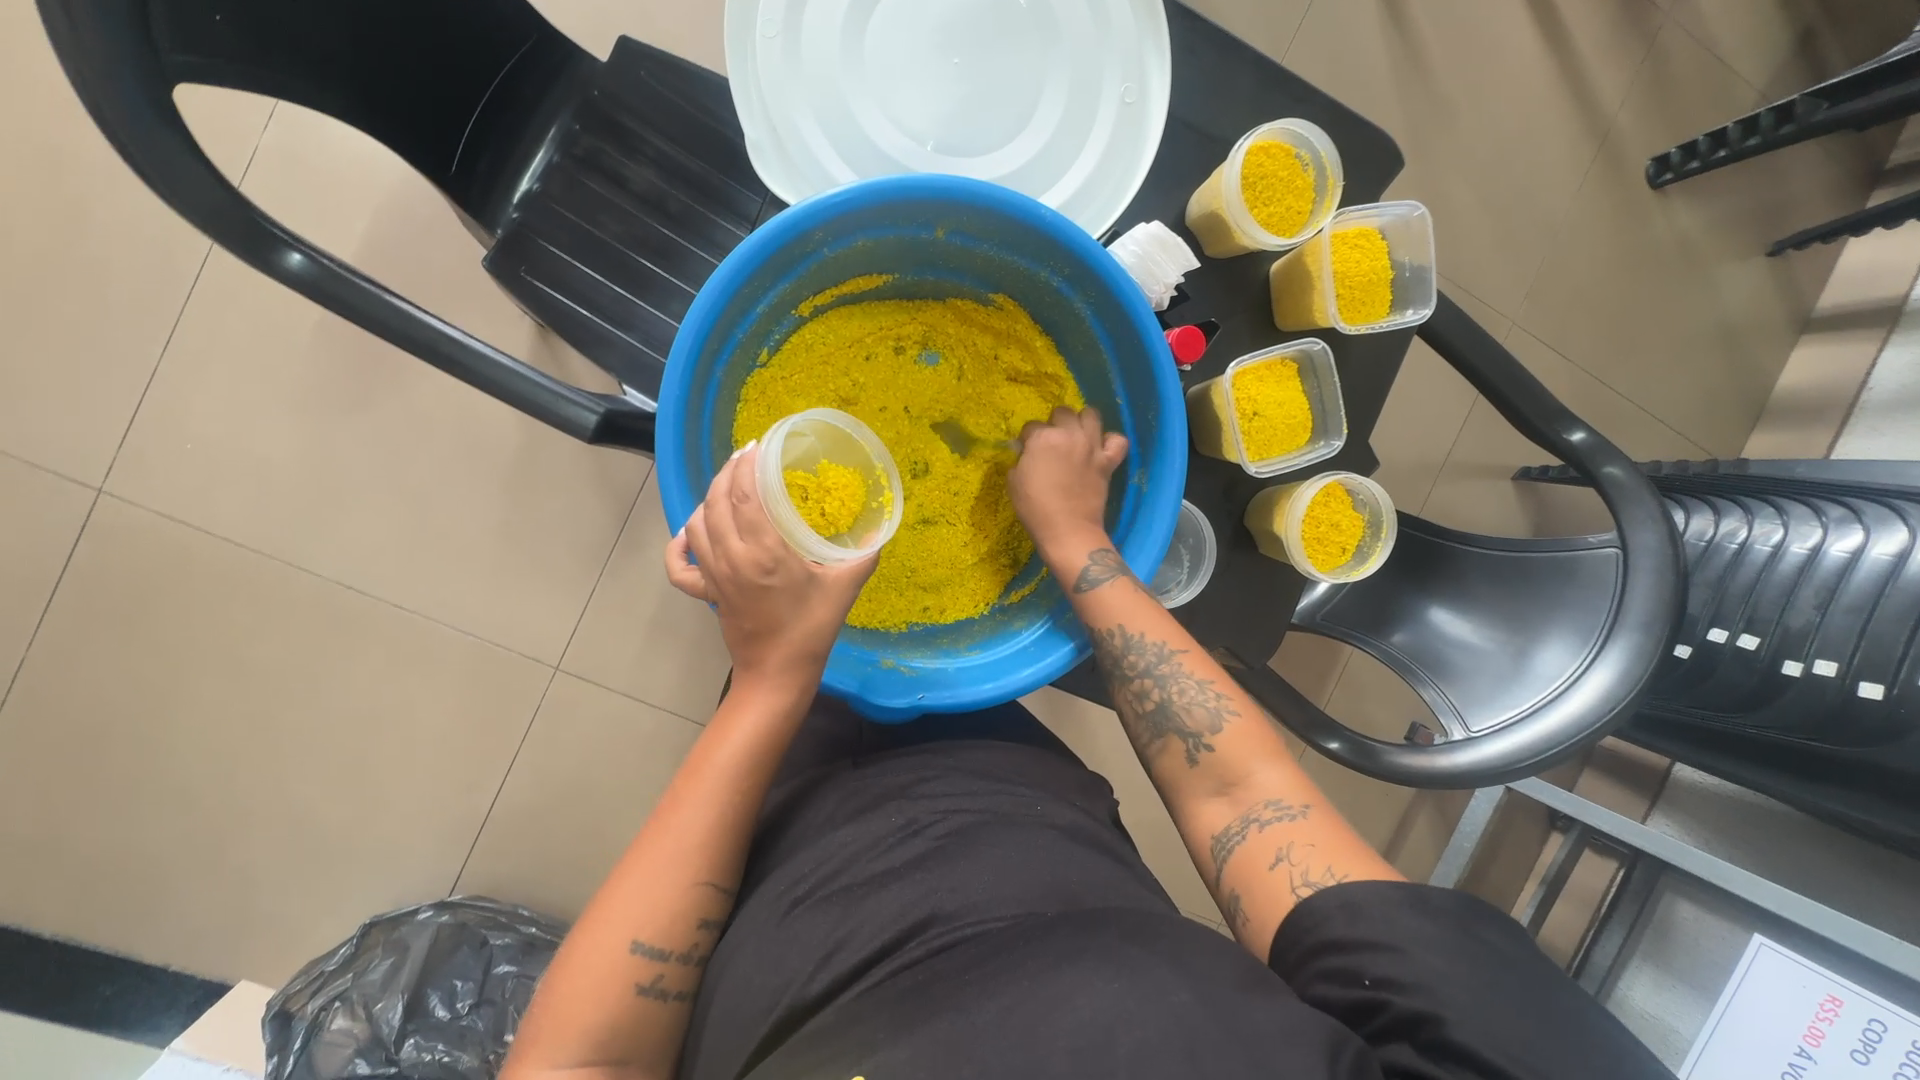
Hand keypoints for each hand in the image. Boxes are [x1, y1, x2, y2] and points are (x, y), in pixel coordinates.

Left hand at [664, 443, 877, 694]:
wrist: (778, 673)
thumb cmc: (812, 629)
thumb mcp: (845, 587)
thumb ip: (864, 553)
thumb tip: (882, 525)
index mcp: (765, 551)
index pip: (746, 494)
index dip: (747, 464)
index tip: (758, 446)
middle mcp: (732, 557)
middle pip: (717, 501)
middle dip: (729, 472)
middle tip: (746, 457)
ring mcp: (714, 576)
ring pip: (696, 523)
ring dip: (709, 499)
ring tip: (729, 486)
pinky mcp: (706, 593)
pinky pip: (680, 566)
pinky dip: (679, 545)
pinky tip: (690, 533)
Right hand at [1010, 406, 1128, 561]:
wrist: (1067, 529)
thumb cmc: (1034, 508)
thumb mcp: (1013, 482)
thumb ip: (1020, 460)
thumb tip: (1025, 454)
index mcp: (1042, 438)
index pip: (1031, 426)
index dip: (1028, 438)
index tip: (1027, 451)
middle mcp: (1069, 435)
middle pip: (1063, 412)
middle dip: (1055, 423)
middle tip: (1052, 442)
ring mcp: (1092, 446)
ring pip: (1091, 414)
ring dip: (1082, 421)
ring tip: (1077, 436)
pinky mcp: (1108, 461)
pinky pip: (1118, 440)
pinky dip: (1111, 441)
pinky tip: (1102, 448)